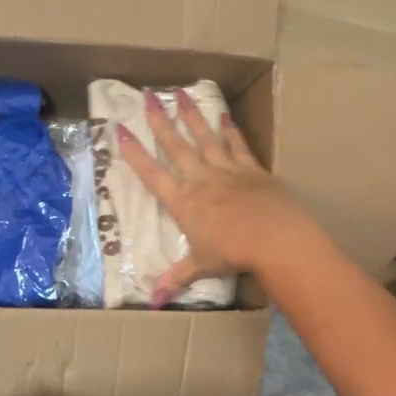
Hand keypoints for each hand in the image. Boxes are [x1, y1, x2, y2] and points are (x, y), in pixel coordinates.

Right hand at [116, 89, 325, 305]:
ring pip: (205, 137)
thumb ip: (177, 278)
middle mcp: (200, 180)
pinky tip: (223, 115)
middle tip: (148, 97)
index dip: (134, 153)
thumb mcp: (201, 266)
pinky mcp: (251, 168)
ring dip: (192, 115)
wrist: (275, 238)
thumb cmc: (233, 254)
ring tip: (181, 93)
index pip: (152, 174)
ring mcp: (227, 171)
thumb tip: (154, 302)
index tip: (120, 130)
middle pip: (176, 146)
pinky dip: (229, 129)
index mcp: (183, 203)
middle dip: (160, 121)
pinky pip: (237, 145)